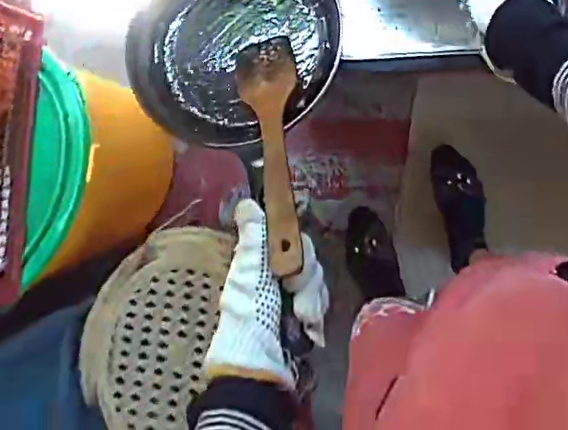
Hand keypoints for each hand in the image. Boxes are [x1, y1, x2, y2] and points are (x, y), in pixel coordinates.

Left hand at [202, 199, 327, 388]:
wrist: (262, 366)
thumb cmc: (250, 315)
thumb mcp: (247, 272)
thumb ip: (253, 238)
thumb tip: (245, 201)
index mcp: (257, 259)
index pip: (286, 234)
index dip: (294, 241)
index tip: (291, 257)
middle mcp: (274, 272)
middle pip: (305, 254)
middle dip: (304, 273)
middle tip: (293, 289)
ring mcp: (291, 294)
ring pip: (316, 275)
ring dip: (311, 295)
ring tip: (301, 315)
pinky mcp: (305, 315)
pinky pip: (322, 298)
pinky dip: (316, 311)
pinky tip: (308, 326)